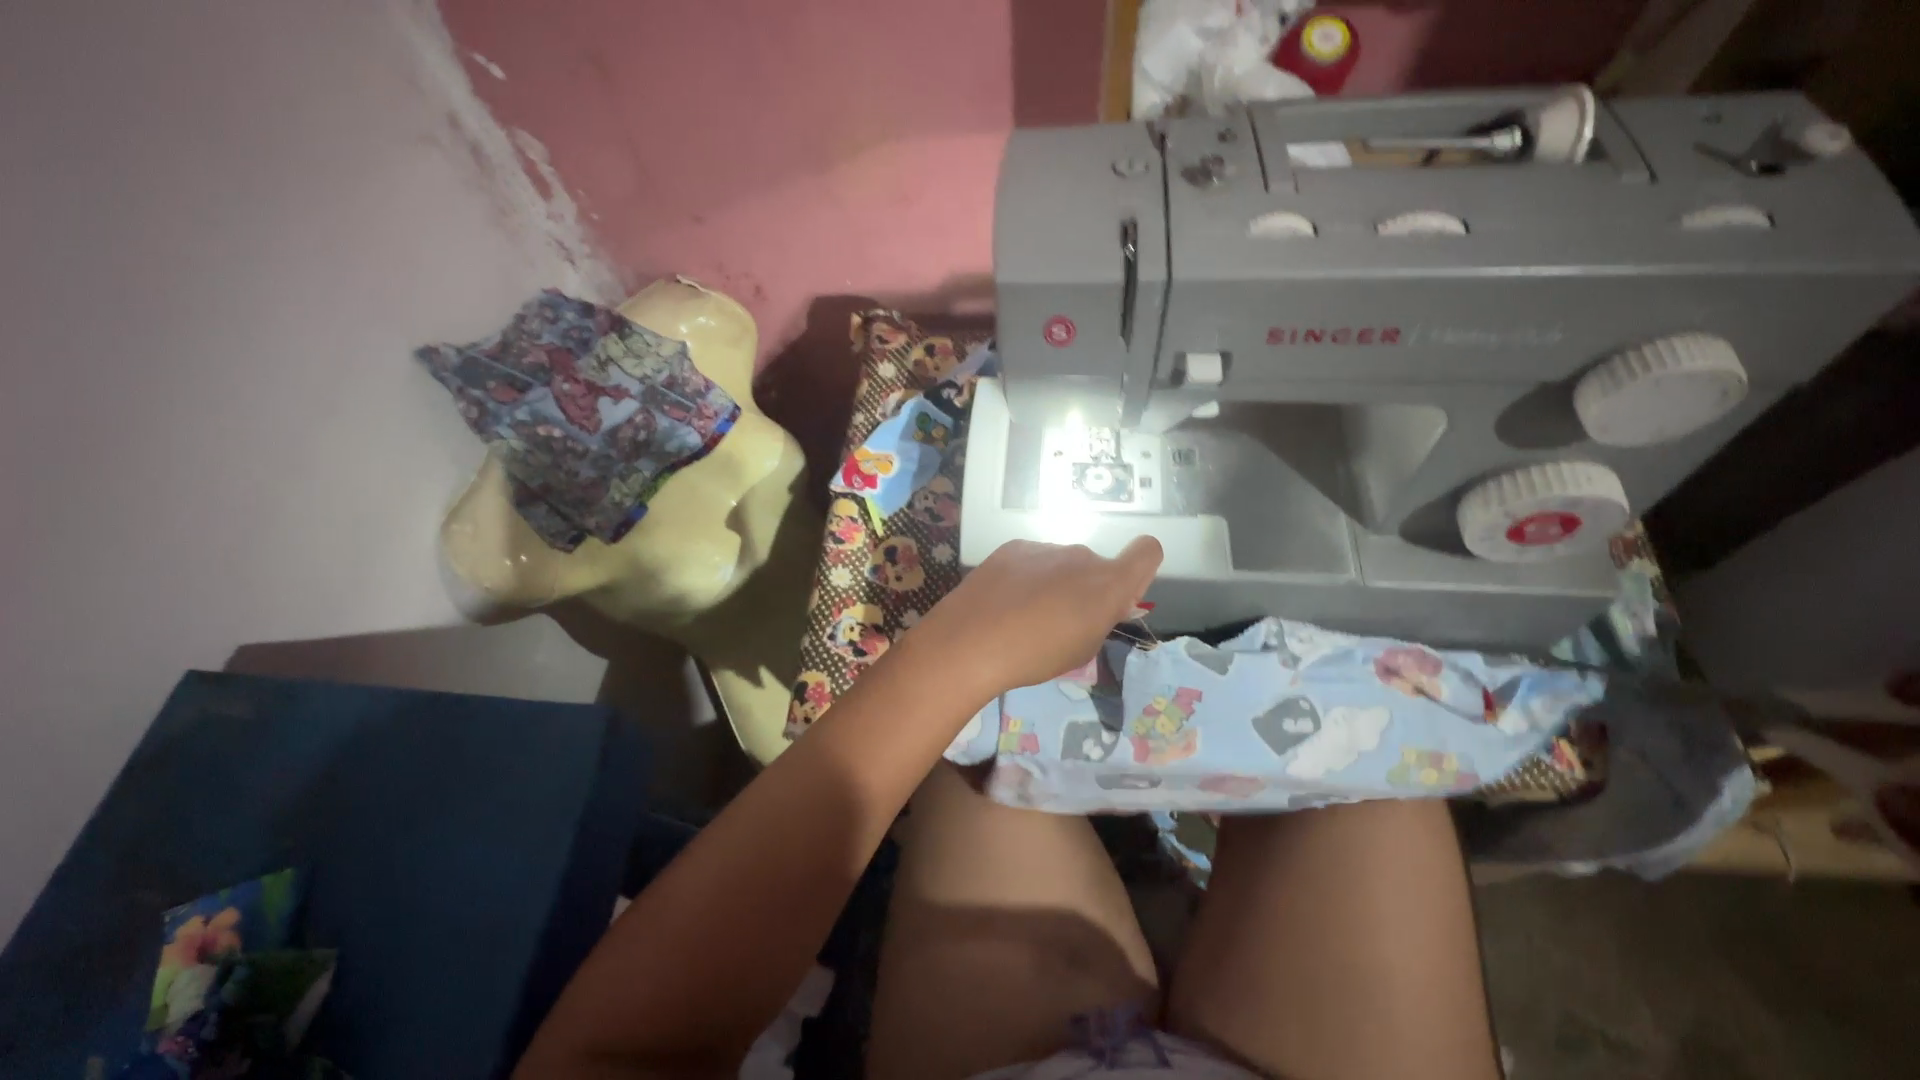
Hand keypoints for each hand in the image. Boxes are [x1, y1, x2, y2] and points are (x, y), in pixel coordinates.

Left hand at [909, 537, 1162, 697]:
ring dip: (1052, 584)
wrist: (970, 642)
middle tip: (1058, 623)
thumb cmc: (1036, 656)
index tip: (1120, 594)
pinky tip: (1003, 603)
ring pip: (1060, 565)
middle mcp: (1082, 557)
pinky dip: (1025, 577)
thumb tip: (1101, 606)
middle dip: (1084, 590)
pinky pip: (1031, 560)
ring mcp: (1045, 547)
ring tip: (1022, 617)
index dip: (1141, 568)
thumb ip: (1100, 620)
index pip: (1148, 552)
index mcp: (1108, 584)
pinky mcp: (1013, 547)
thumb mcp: (1082, 649)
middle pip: (1095, 568)